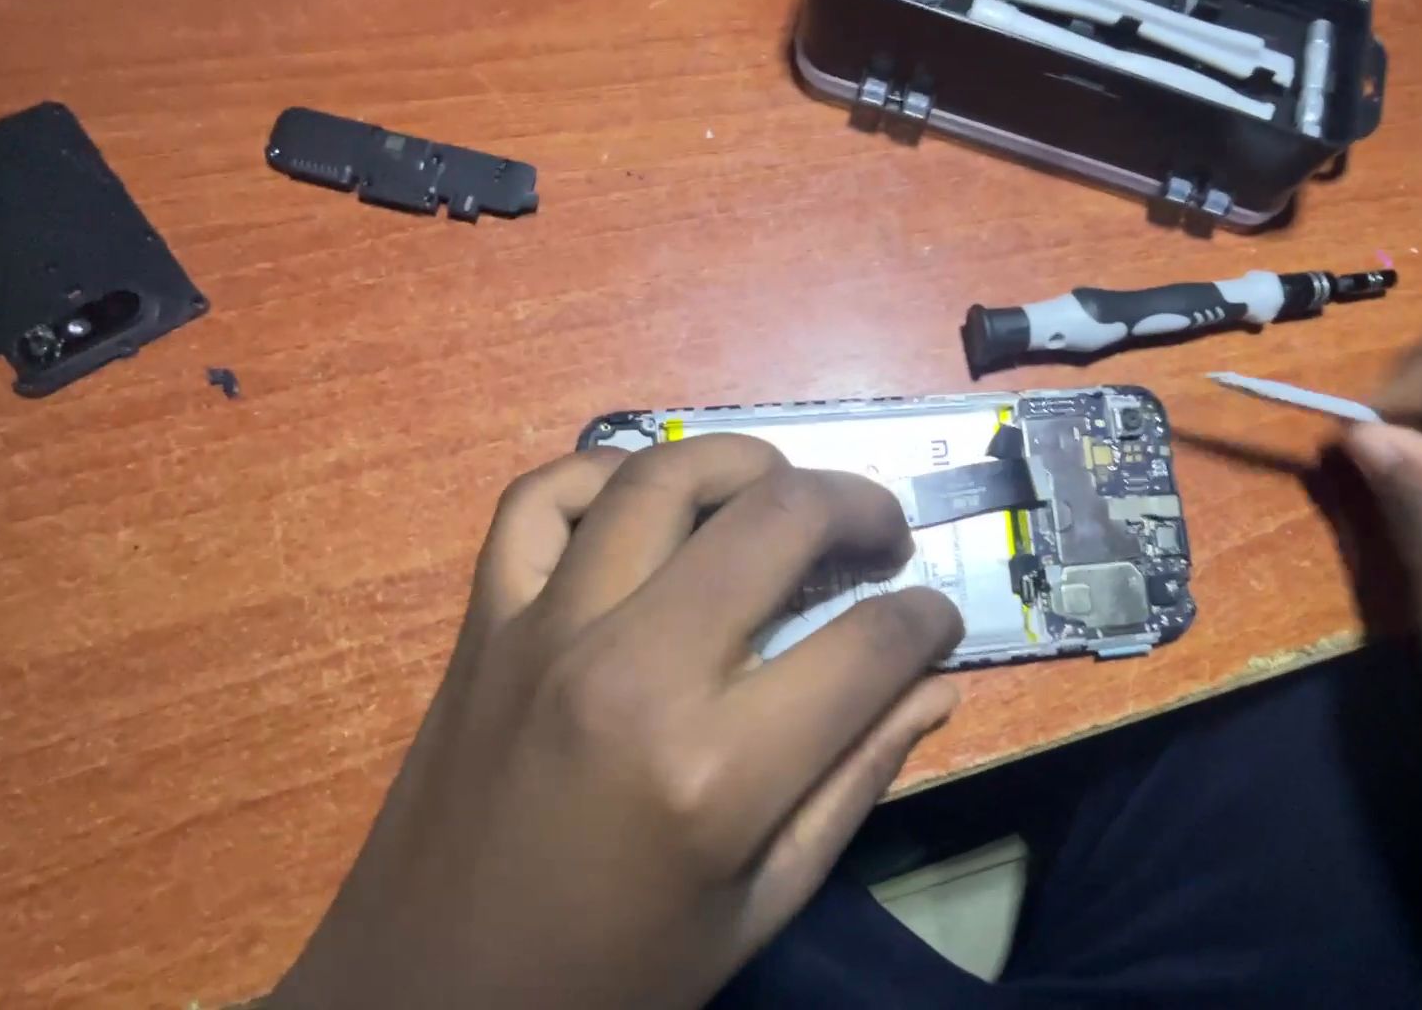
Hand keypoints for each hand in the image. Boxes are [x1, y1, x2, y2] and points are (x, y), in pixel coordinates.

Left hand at [272, 436, 963, 1008]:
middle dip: (863, 506)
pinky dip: (605, 476)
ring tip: (790, 493)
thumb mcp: (762, 905)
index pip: (870, 644)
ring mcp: (546, 630)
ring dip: (752, 464)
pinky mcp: (484, 623)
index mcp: (717, 770)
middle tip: (885, 537)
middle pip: (780, 519)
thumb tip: (937, 685)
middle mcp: (634, 670)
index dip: (928, 620)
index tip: (936, 621)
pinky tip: (652, 504)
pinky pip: (541, 500)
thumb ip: (859, 779)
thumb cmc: (611, 977)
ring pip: (665, 477)